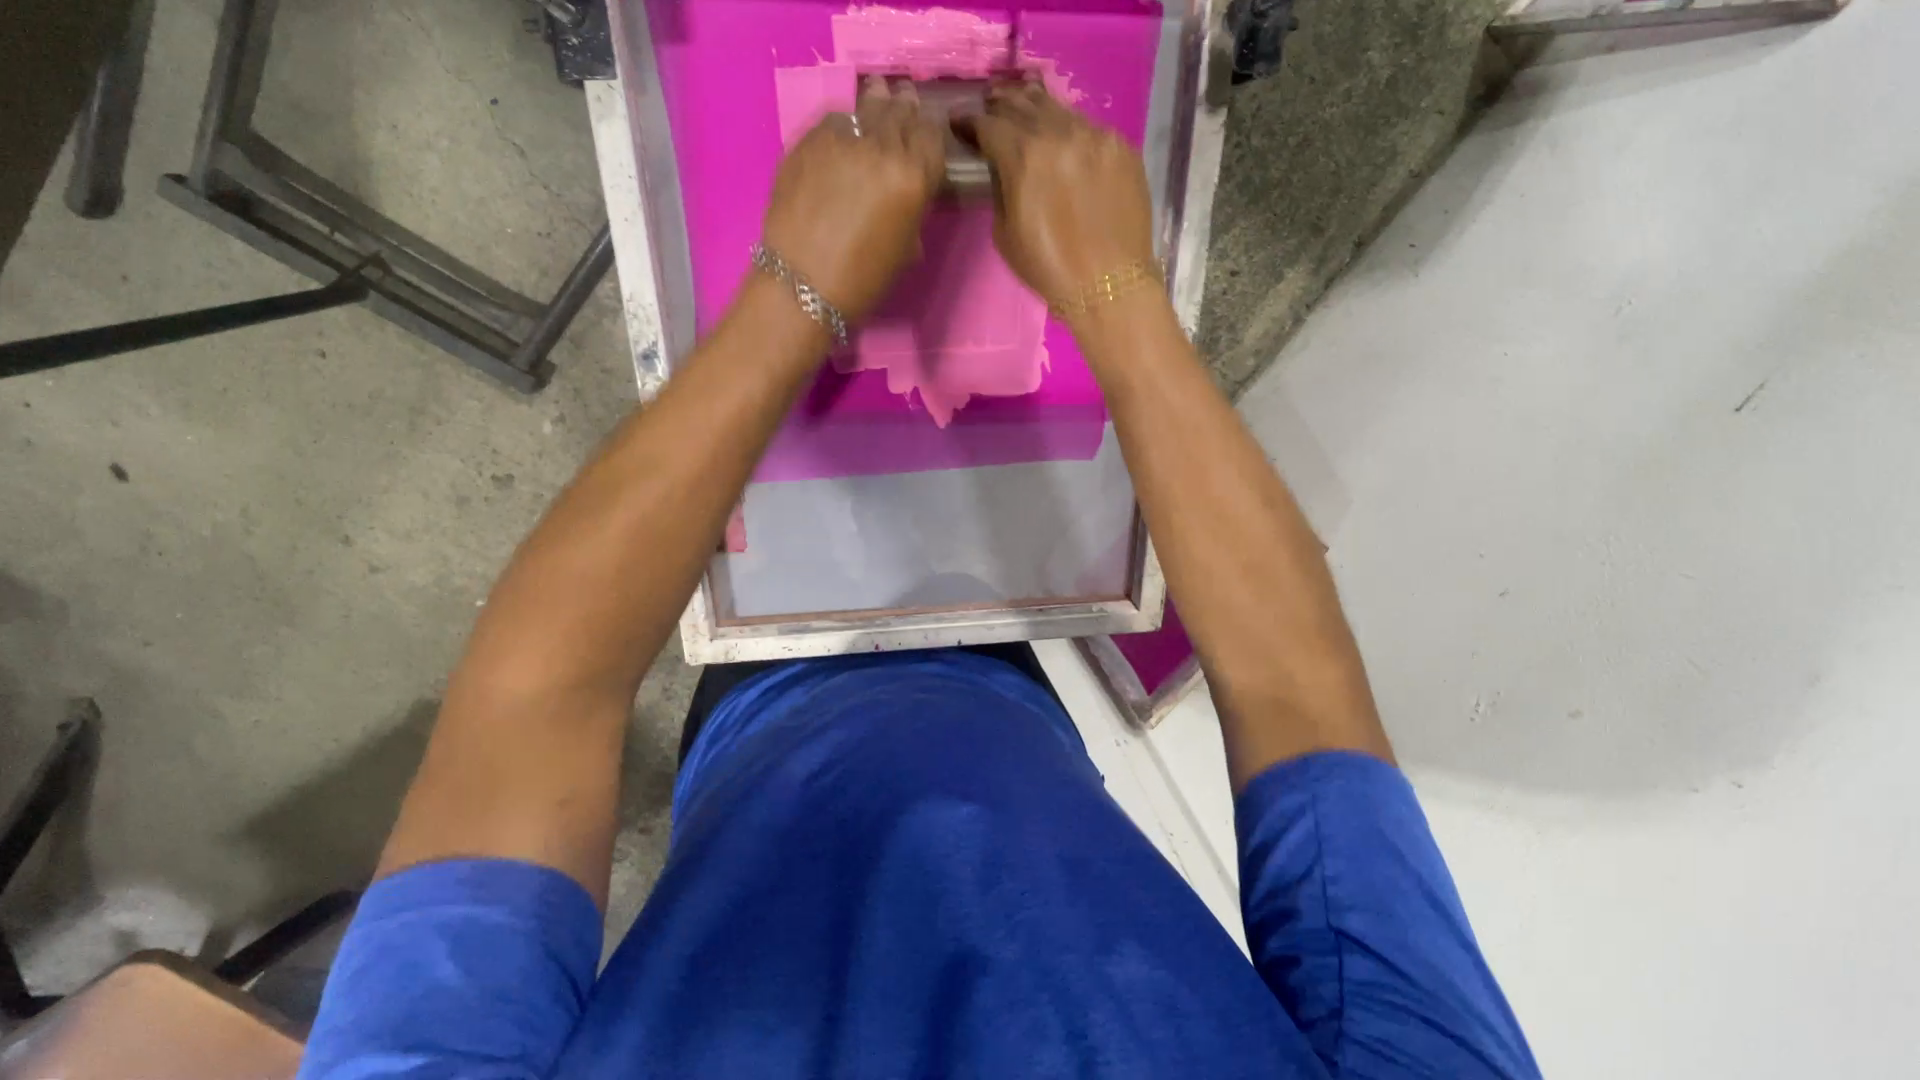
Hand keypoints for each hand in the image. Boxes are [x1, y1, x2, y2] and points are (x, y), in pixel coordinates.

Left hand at [761, 77, 945, 322]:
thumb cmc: (863, 278)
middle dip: (904, 108)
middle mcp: (882, 147)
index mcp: (913, 176)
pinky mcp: (808, 140)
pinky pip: (834, 120)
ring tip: (878, 98)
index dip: (929, 132)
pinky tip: (845, 130)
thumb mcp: (906, 247)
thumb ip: (912, 207)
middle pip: (900, 112)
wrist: (802, 284)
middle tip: (904, 101)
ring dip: (876, 104)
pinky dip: (844, 122)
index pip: (931, 134)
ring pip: (867, 107)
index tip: (925, 132)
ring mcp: (842, 139)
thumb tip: (907, 190)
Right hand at [955, 82, 1157, 308]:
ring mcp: (1096, 136)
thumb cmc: (1049, 268)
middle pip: (1023, 104)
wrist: (1110, 283)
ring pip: (1058, 109)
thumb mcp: (1005, 232)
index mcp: (1024, 157)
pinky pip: (1089, 128)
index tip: (960, 122)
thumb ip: (1001, 187)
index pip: (989, 124)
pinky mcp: (1122, 147)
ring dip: (1036, 107)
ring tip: (1024, 105)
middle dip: (1002, 103)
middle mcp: (1060, 134)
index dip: (969, 121)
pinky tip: (1064, 136)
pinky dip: (1070, 128)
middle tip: (990, 102)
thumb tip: (1003, 166)